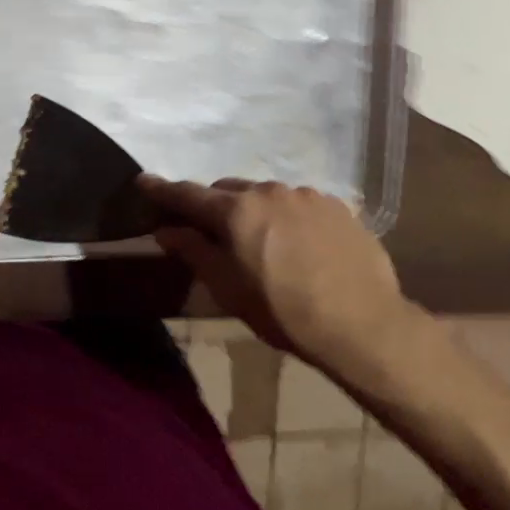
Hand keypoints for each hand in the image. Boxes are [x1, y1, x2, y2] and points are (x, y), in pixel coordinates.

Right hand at [139, 175, 414, 374]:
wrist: (365, 326)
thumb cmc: (285, 313)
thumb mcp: (228, 289)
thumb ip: (194, 252)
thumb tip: (167, 230)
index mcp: (235, 211)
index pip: (188, 194)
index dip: (162, 190)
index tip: (144, 182)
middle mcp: (268, 192)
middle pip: (228, 191)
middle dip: (216, 207)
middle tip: (215, 234)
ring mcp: (306, 196)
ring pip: (266, 196)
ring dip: (256, 212)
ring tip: (266, 245)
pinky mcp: (338, 207)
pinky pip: (300, 205)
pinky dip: (289, 219)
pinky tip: (300, 247)